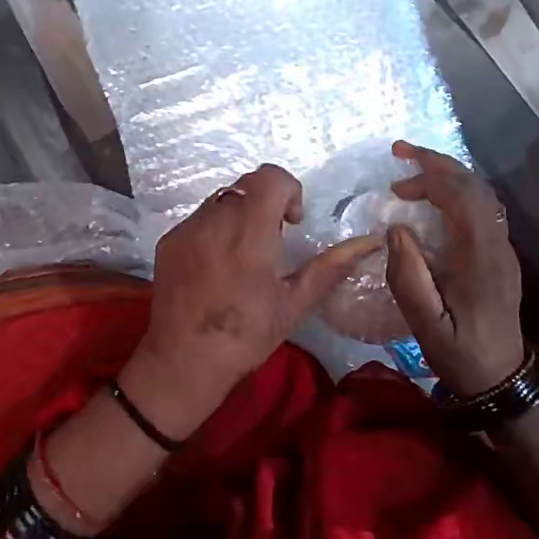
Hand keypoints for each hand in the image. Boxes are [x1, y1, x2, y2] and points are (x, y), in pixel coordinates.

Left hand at [119, 164, 381, 437]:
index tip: (291, 223)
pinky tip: (217, 268)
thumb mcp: (294, 304)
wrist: (183, 362)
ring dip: (240, 215)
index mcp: (249, 234)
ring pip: (221, 199)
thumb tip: (370, 243)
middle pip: (246, 184)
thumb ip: (331, 267)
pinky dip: (215, 230)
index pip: (270, 177)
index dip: (289, 190)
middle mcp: (214, 222)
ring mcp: (186, 230)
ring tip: (243, 257)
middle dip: (266, 202)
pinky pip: (199, 219)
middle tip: (271, 243)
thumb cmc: (246, 336)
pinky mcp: (168, 241)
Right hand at [382, 140, 526, 395]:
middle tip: (400, 152)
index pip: (463, 197)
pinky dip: (456, 193)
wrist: (501, 379)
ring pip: (481, 195)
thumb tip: (396, 229)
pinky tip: (434, 199)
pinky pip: (481, 210)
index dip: (431, 176)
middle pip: (475, 187)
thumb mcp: (426, 325)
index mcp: (481, 257)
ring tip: (413, 170)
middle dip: (438, 163)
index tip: (397, 177)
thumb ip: (409, 277)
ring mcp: (502, 249)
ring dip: (448, 176)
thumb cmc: (461, 354)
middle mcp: (498, 245)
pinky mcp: (499, 257)